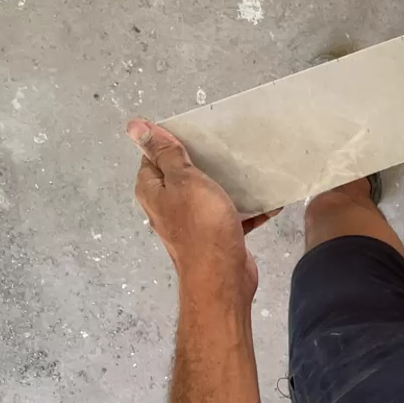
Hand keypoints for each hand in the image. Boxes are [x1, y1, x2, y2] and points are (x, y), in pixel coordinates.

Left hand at [127, 118, 269, 304]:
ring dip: (229, 186)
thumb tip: (136, 126)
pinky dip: (249, 210)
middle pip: (185, 176)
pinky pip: (234, 216)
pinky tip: (267, 202)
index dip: (171, 143)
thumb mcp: (184, 180)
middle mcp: (170, 207)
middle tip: (225, 149)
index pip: (154, 157)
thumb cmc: (202, 228)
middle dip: (205, 163)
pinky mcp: (218, 237)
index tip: (196, 133)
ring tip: (249, 172)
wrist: (223, 276)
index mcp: (154, 191)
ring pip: (211, 196)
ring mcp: (195, 224)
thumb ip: (165, 153)